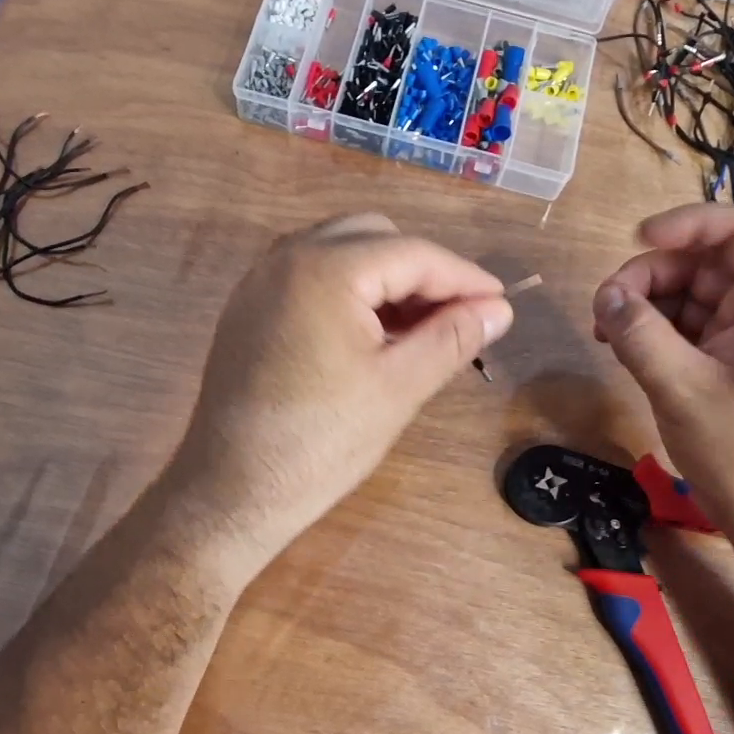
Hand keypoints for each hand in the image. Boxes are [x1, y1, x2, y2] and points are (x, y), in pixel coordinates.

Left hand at [163, 214, 512, 572]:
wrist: (231, 494)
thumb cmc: (320, 444)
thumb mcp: (399, 388)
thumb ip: (453, 337)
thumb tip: (500, 309)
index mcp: (323, 269)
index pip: (413, 253)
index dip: (464, 277)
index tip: (501, 303)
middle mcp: (284, 258)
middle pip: (374, 238)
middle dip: (422, 273)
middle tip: (457, 318)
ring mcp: (258, 282)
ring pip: (340, 253)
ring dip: (386, 280)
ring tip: (420, 329)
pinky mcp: (247, 310)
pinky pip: (309, 278)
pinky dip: (349, 293)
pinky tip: (371, 336)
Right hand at [592, 205, 733, 529]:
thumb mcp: (681, 388)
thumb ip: (639, 334)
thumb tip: (605, 294)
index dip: (690, 223)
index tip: (638, 240)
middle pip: (705, 261)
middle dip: (652, 274)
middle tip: (607, 305)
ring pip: (690, 292)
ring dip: (645, 303)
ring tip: (605, 331)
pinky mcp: (727, 359)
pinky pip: (686, 325)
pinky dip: (652, 329)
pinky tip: (620, 346)